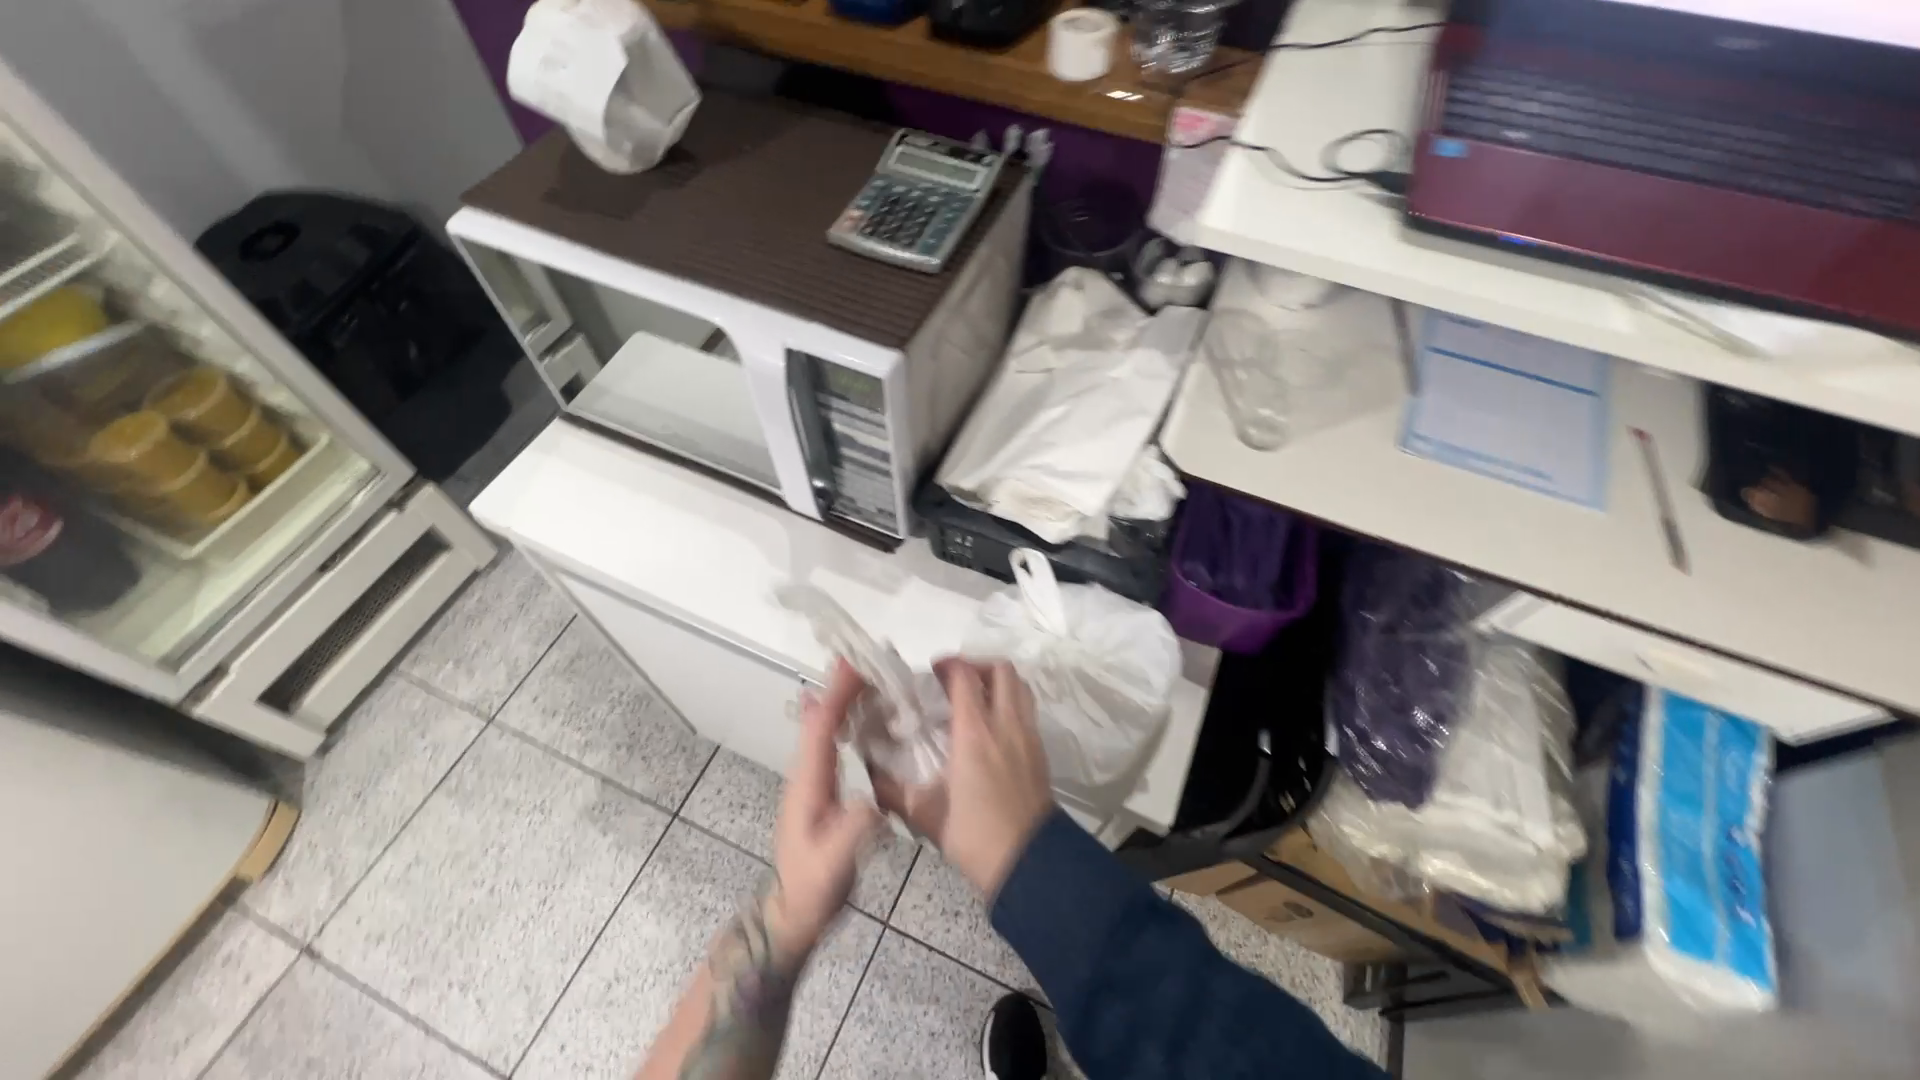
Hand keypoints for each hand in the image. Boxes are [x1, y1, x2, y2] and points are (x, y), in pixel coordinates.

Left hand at [766, 660, 882, 960]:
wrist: (794, 913)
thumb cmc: (812, 888)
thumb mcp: (834, 864)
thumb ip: (852, 831)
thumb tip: (875, 801)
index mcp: (808, 784)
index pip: (822, 728)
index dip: (837, 695)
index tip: (855, 664)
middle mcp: (807, 774)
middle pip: (822, 720)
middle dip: (842, 686)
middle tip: (867, 657)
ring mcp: (813, 781)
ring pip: (826, 728)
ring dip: (844, 699)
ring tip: (868, 674)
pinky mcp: (823, 790)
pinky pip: (833, 743)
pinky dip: (847, 720)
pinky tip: (863, 715)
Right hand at [874, 659, 1052, 897]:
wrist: (1028, 861)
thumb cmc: (973, 835)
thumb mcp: (924, 813)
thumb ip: (891, 790)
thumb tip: (864, 775)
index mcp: (975, 732)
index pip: (965, 677)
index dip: (948, 665)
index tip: (931, 672)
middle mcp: (1005, 724)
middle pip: (1001, 670)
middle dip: (976, 665)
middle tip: (954, 680)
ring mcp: (1028, 735)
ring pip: (1020, 686)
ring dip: (997, 681)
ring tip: (975, 697)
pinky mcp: (1040, 750)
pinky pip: (1027, 709)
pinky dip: (1010, 702)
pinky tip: (992, 726)